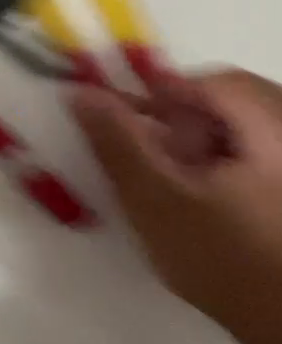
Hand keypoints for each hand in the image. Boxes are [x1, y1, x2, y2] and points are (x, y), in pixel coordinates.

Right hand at [71, 69, 281, 343]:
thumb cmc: (223, 260)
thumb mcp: (153, 198)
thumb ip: (117, 139)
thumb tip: (81, 91)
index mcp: (275, 136)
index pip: (217, 83)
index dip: (165, 94)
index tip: (132, 126)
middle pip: (242, 102)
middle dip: (190, 122)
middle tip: (159, 160)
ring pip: (258, 130)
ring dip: (212, 145)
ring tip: (189, 186)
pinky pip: (271, 156)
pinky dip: (239, 166)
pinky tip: (225, 203)